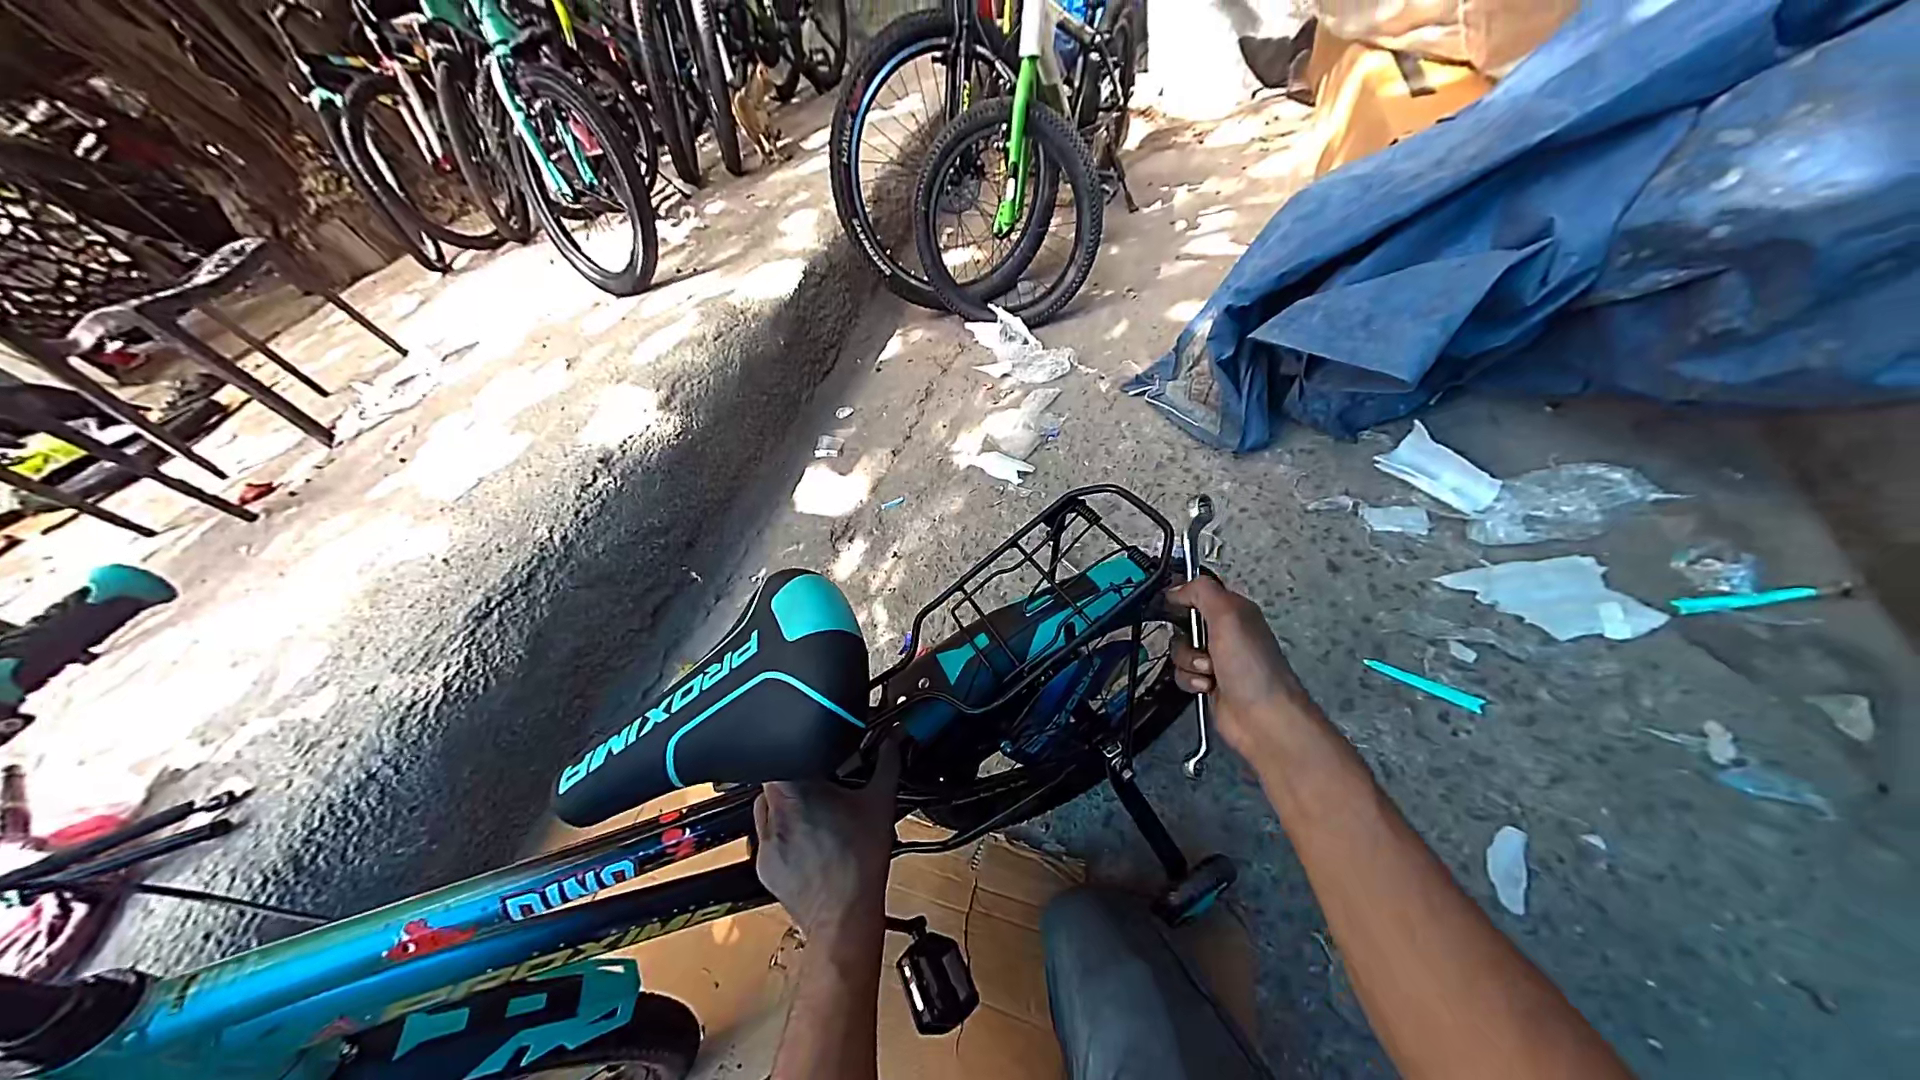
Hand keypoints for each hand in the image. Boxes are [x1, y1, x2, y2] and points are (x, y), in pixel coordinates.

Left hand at [753, 743, 900, 939]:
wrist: (845, 916)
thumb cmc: (860, 862)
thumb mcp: (881, 802)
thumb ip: (887, 763)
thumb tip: (893, 741)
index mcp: (795, 790)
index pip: (781, 754)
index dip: (799, 751)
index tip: (817, 757)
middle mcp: (773, 814)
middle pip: (774, 780)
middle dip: (798, 778)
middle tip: (824, 785)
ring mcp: (764, 842)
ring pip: (768, 808)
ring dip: (787, 804)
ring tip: (817, 813)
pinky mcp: (764, 866)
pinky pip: (768, 838)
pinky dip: (785, 834)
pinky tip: (811, 841)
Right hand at [1167, 576, 1322, 756]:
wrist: (1262, 718)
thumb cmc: (1252, 667)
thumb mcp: (1228, 616)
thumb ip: (1202, 592)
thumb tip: (1178, 588)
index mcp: (1235, 611)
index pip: (1198, 592)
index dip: (1182, 597)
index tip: (1173, 606)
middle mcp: (1226, 633)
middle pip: (1183, 623)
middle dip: (1185, 636)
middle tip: (1201, 645)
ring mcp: (1216, 659)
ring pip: (1179, 650)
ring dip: (1188, 661)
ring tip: (1209, 672)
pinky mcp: (1208, 682)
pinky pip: (1181, 673)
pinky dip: (1190, 680)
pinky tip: (1207, 686)